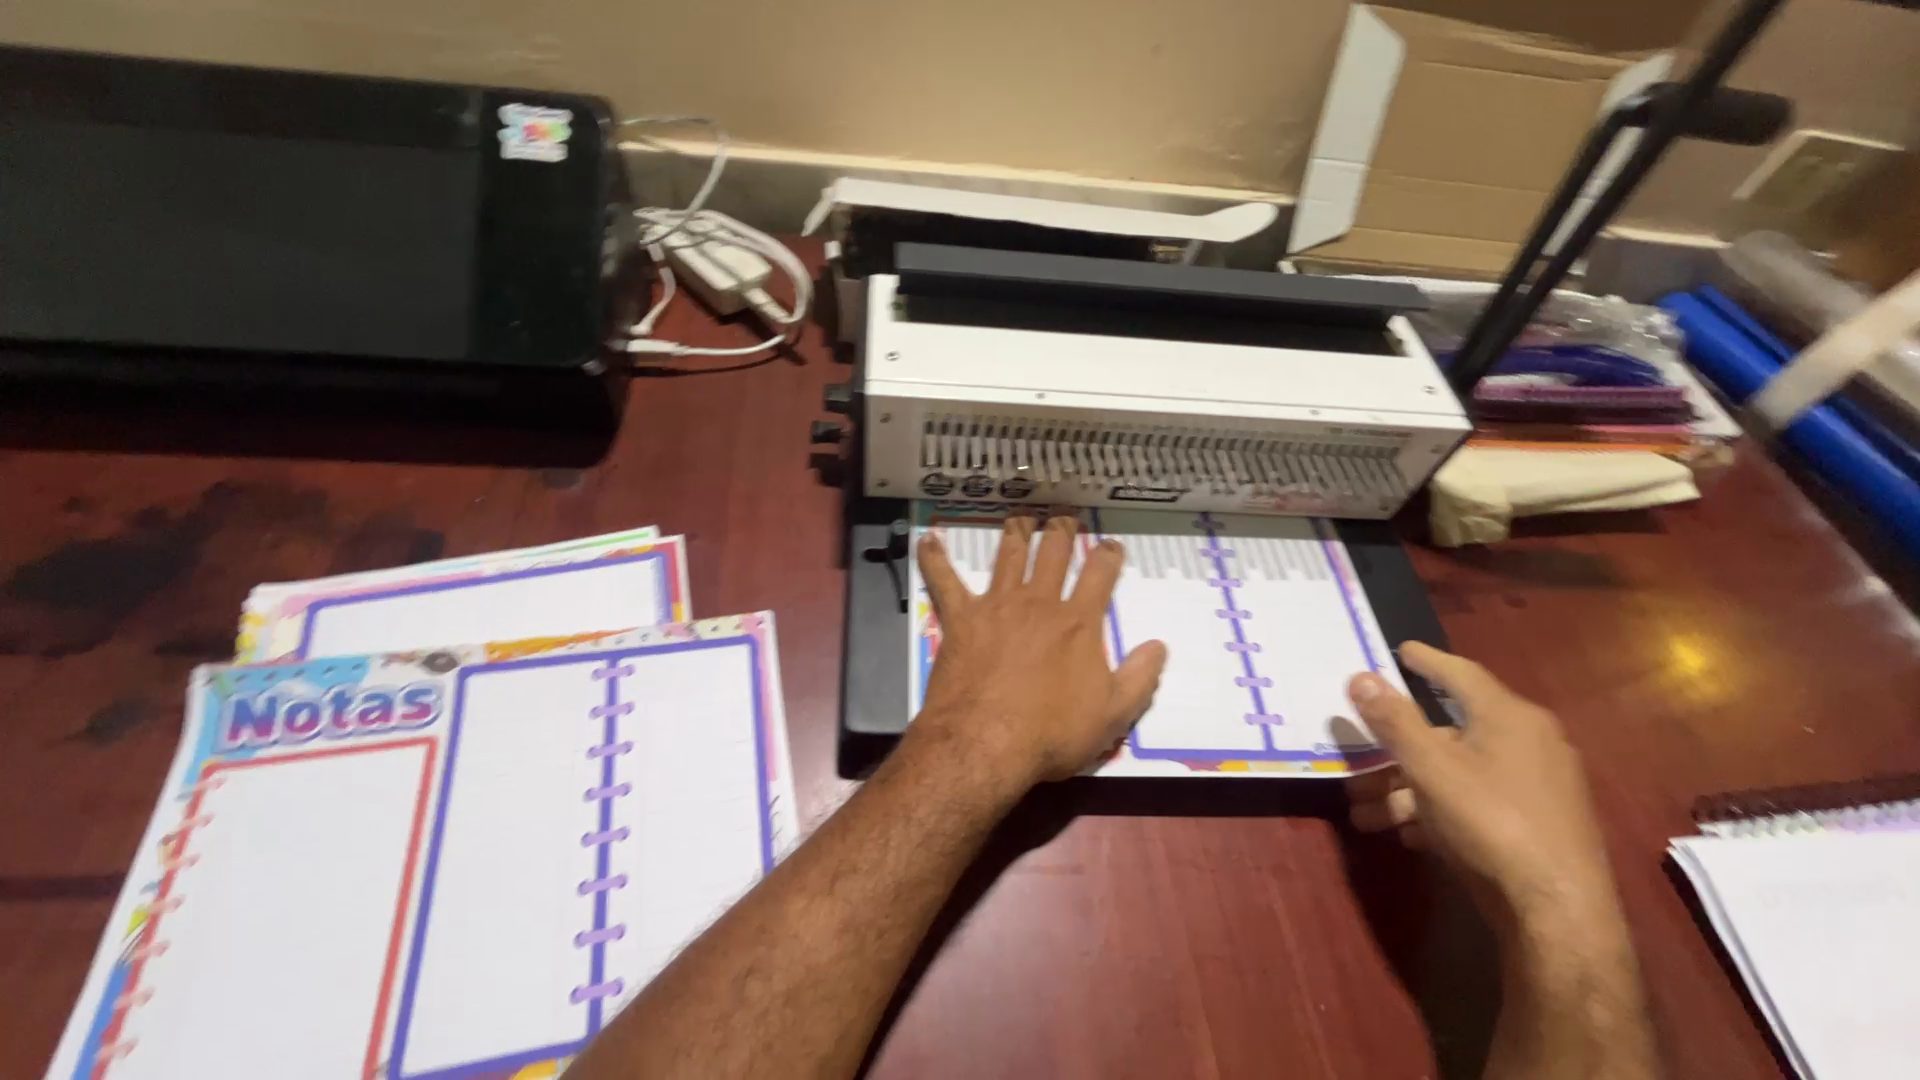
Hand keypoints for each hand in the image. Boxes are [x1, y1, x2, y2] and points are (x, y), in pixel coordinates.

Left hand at [911, 514, 1168, 787]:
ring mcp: (997, 606)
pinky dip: (935, 559)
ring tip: (1020, 518)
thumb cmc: (1052, 734)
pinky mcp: (960, 618)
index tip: (1111, 546)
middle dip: (1061, 531)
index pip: (1100, 574)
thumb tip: (1159, 645)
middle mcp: (1039, 603)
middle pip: (1053, 553)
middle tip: (1064, 519)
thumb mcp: (1113, 715)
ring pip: (1008, 555)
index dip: (1108, 555)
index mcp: (1077, 623)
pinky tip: (928, 540)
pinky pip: (944, 580)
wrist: (987, 742)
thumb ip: (1140, 677)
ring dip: (1016, 532)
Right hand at [1344, 643, 1620, 929]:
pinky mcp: (1537, 822)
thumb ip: (1394, 720)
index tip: (1400, 650)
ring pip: (1456, 773)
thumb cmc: (1492, 821)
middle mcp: (1530, 742)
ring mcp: (1537, 785)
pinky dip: (1437, 809)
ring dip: (1405, 790)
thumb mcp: (1430, 767)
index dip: (1427, 661)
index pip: (1461, 674)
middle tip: (1358, 756)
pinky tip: (1406, 833)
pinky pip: (1475, 800)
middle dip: (1395, 749)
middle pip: (1448, 732)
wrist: (1558, 911)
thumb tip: (1361, 676)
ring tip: (1364, 813)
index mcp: (1510, 717)